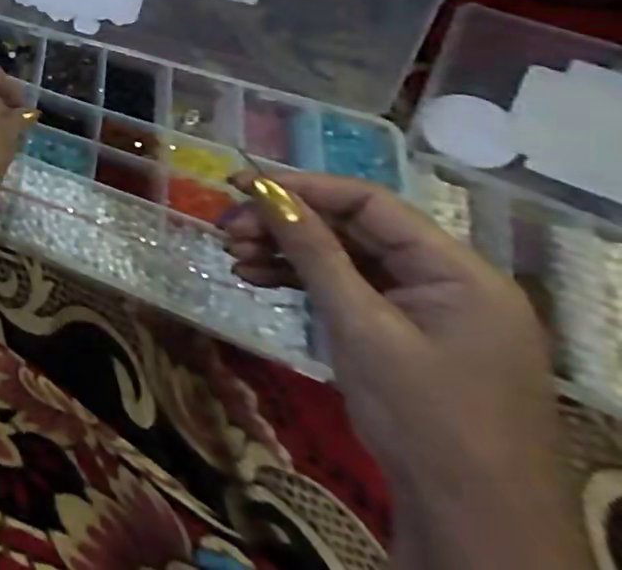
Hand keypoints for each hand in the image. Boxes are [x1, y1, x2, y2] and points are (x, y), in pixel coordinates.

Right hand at [223, 172, 583, 568]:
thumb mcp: (360, 326)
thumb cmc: (422, 411)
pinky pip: (346, 287)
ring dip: (284, 250)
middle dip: (284, 223)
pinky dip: (299, 279)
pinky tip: (255, 278)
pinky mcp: (404, 330)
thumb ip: (315, 255)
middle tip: (223, 230)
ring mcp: (427, 307)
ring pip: (343, 257)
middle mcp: (447, 280)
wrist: (470, 507)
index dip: (300, 187)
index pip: (370, 205)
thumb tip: (267, 194)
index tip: (236, 186)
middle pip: (353, 229)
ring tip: (231, 255)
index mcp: (458, 272)